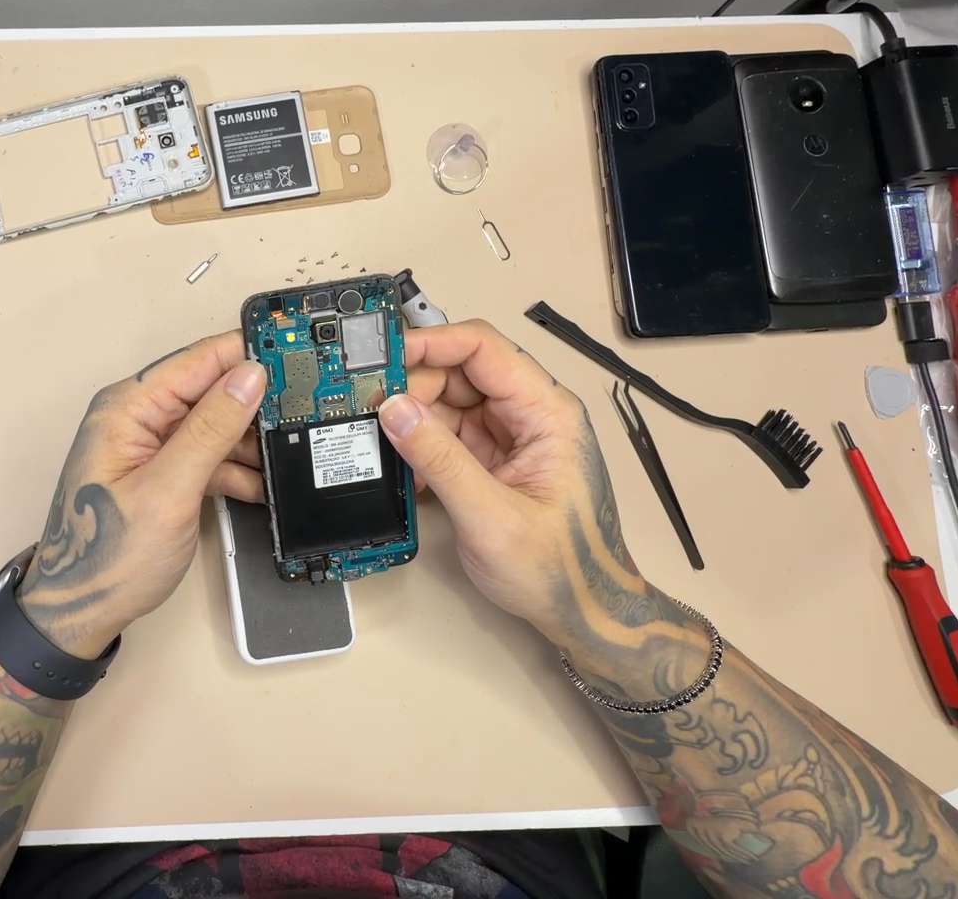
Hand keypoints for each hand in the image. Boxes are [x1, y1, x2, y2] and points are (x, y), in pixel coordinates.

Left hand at [16, 332, 266, 658]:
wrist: (82, 610)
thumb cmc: (108, 556)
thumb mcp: (168, 491)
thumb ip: (210, 430)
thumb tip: (247, 378)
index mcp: (128, 407)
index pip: (197, 360)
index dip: (246, 355)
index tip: (295, 356)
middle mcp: (138, 416)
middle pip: (210, 389)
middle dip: (254, 402)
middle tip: (300, 413)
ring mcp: (151, 444)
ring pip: (215, 423)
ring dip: (248, 442)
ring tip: (283, 459)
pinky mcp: (164, 469)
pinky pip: (208, 454)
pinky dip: (235, 469)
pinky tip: (259, 487)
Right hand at [376, 319, 662, 649]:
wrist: (584, 613)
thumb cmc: (562, 569)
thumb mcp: (491, 516)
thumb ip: (440, 459)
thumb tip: (395, 411)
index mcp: (546, 413)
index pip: (483, 350)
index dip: (431, 344)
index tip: (384, 358)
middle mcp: (528, 414)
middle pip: (457, 371)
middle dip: (412, 387)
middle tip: (373, 410)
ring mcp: (508, 435)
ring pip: (445, 400)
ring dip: (411, 419)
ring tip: (387, 447)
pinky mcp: (490, 457)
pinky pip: (444, 431)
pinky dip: (418, 445)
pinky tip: (408, 470)